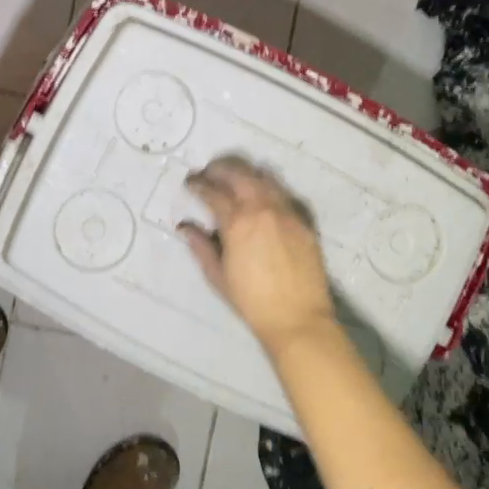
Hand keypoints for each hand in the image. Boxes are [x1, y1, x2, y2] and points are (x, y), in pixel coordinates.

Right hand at [180, 155, 338, 348]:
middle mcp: (262, 209)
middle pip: (238, 175)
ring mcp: (286, 213)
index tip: (189, 183)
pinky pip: (283, 194)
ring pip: (264, 178)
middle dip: (220, 169)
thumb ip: (200, 246)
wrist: (297, 318)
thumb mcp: (217, 275)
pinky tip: (260, 193)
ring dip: (245, 173)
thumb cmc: (251, 300)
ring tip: (233, 177)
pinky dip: (268, 186)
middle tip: (208, 172)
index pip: (212, 192)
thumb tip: (185, 226)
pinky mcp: (303, 222)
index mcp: (237, 222)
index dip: (197, 184)